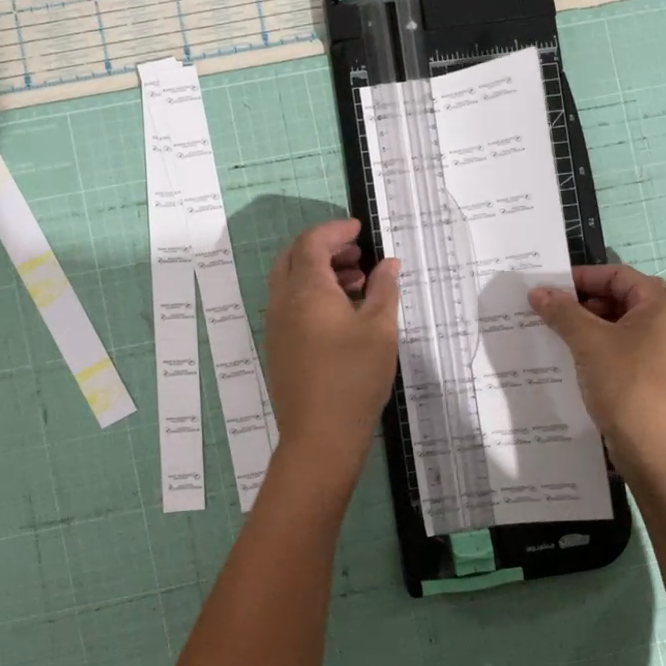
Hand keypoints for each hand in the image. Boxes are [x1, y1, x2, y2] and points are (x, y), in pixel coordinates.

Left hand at [265, 220, 400, 481]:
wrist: (320, 436)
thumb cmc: (354, 377)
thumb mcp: (380, 329)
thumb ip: (384, 290)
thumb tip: (388, 264)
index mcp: (306, 289)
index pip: (312, 242)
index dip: (335, 230)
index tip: (359, 229)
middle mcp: (283, 302)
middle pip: (294, 258)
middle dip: (324, 248)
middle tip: (357, 253)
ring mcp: (276, 327)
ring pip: (290, 282)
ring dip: (319, 272)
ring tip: (357, 282)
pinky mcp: (279, 348)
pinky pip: (290, 305)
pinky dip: (312, 295)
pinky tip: (342, 313)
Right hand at [528, 265, 665, 479]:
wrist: (660, 453)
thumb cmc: (628, 386)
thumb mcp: (590, 343)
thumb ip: (562, 313)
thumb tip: (538, 292)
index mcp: (663, 306)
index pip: (618, 275)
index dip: (581, 277)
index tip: (547, 288)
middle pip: (621, 299)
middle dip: (581, 304)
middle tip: (546, 312)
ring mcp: (665, 354)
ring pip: (620, 328)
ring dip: (587, 328)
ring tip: (552, 336)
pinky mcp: (656, 379)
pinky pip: (623, 353)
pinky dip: (598, 351)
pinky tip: (571, 363)